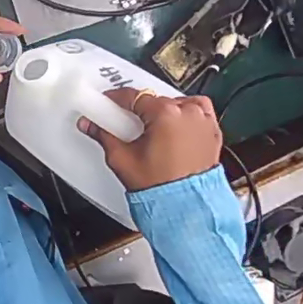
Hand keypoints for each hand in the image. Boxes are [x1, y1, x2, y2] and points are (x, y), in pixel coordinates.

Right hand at [78, 87, 221, 190]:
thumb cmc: (161, 186)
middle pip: (155, 99)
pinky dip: (187, 113)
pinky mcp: (212, 133)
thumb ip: (103, 135)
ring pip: (178, 102)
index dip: (116, 98)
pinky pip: (200, 111)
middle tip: (125, 123)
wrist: (185, 208)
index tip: (108, 102)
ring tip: (152, 125)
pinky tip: (175, 125)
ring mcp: (203, 122)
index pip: (134, 96)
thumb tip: (91, 125)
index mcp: (166, 114)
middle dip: (139, 108)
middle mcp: (188, 113)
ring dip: (164, 108)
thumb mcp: (121, 158)